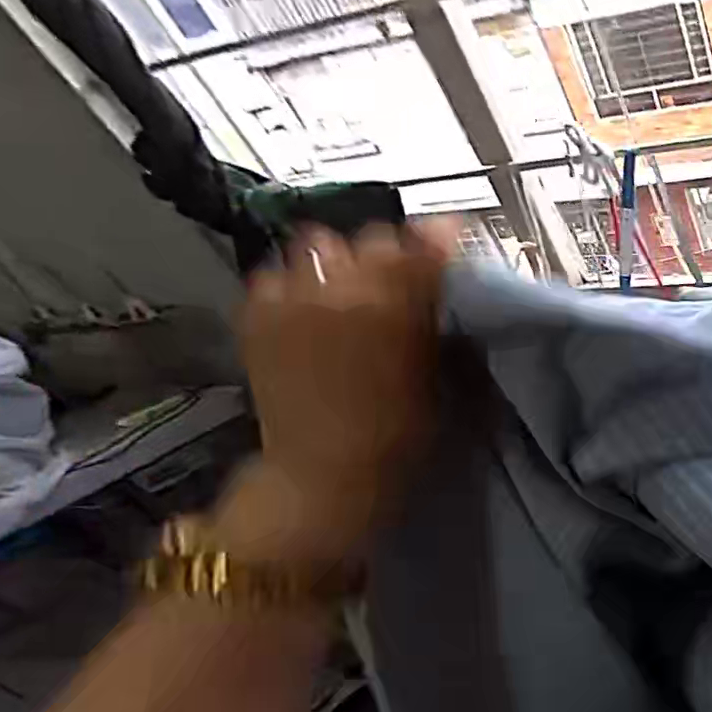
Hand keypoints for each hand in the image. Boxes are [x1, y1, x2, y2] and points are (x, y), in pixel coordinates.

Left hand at [221, 224, 447, 559]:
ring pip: (321, 244)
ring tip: (348, 294)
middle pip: (373, 237)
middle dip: (392, 254)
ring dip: (342, 263)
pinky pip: (280, 272)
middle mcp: (339, 287)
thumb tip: (456, 303)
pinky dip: (299, 285)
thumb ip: (451, 334)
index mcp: (395, 307)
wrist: (322, 474)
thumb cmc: (398, 439)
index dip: (442, 238)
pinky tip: (310, 316)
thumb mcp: (443, 388)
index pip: (425, 246)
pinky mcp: (255, 311)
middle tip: (400, 284)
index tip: (450, 237)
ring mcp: (290, 295)